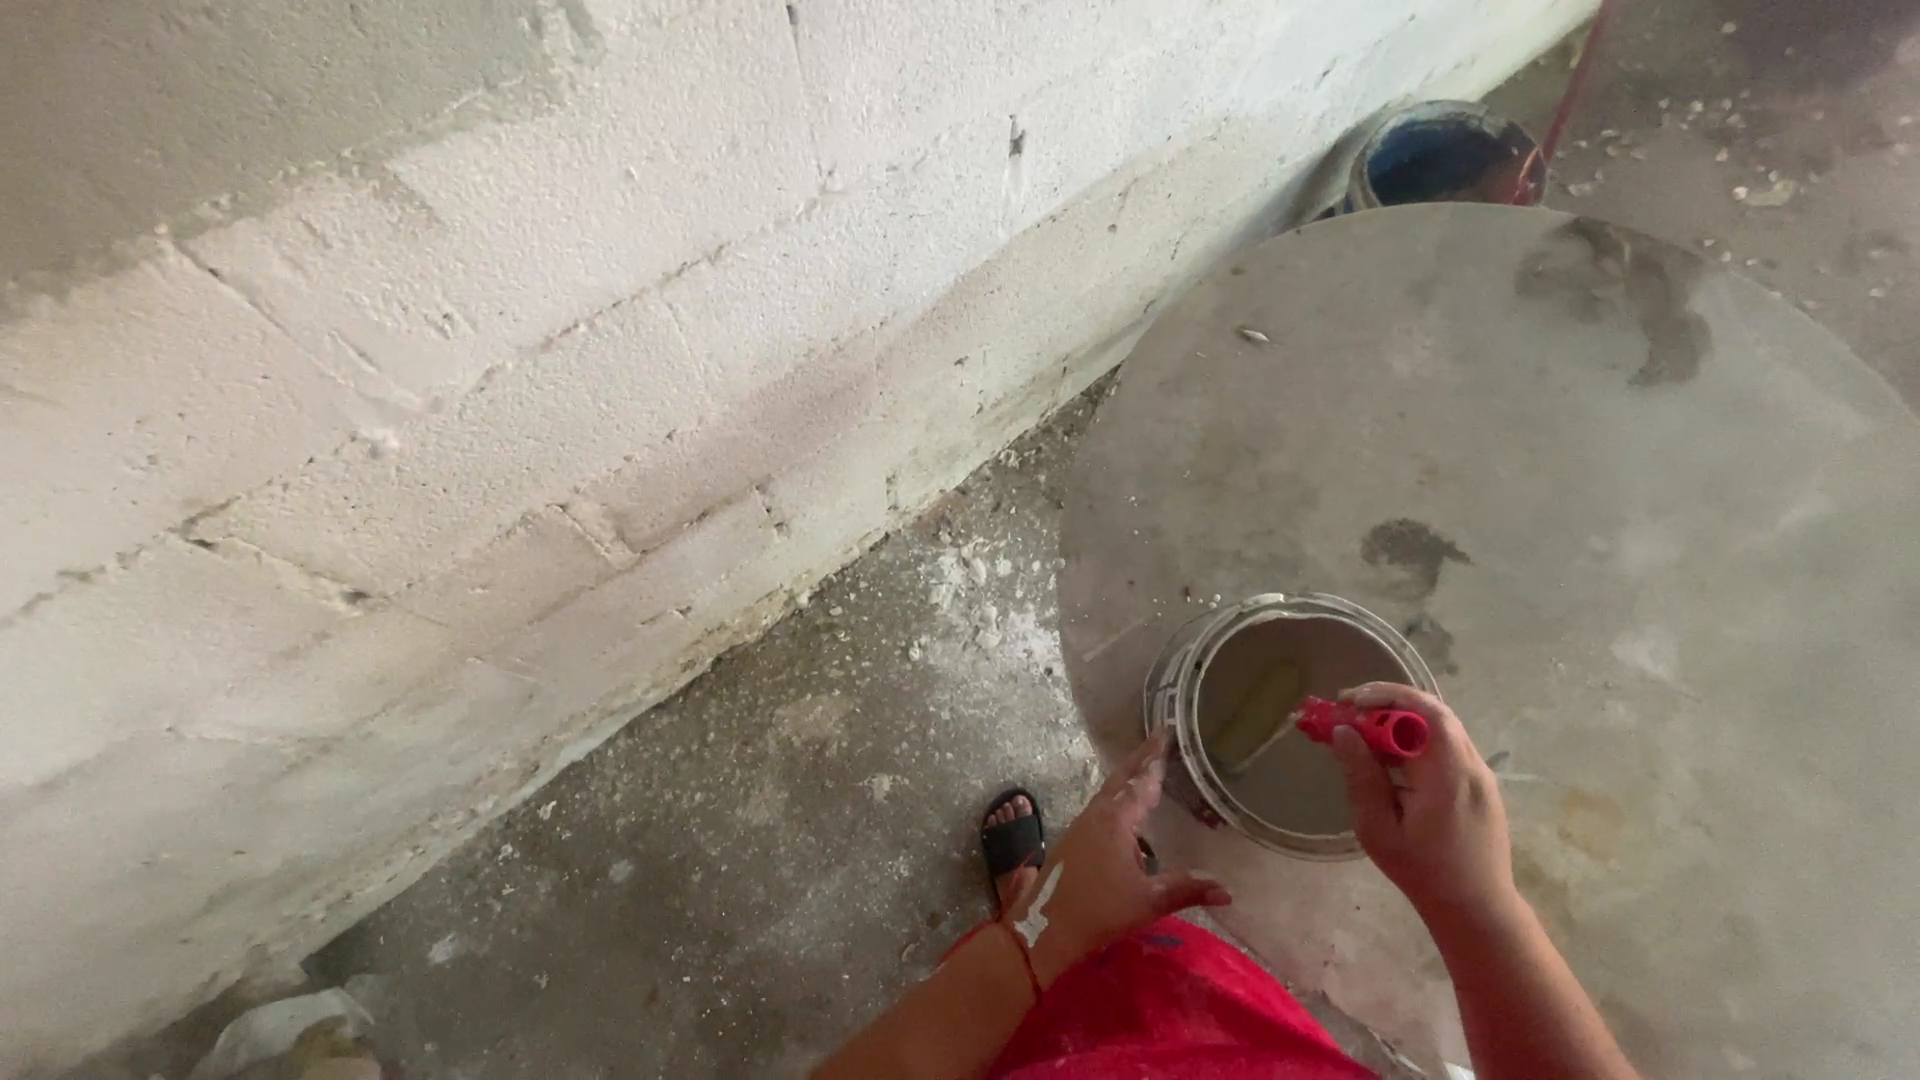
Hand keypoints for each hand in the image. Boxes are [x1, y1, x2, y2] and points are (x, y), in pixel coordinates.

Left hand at [999, 728, 1231, 986]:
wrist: (1045, 926)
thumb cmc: (1099, 911)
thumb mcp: (1148, 902)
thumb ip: (1186, 890)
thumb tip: (1227, 892)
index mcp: (1116, 821)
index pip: (1142, 782)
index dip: (1156, 759)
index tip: (1167, 734)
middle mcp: (1098, 814)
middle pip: (1122, 777)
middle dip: (1141, 757)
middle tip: (1159, 736)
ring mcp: (1082, 823)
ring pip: (1109, 789)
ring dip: (1128, 774)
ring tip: (1146, 764)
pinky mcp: (1075, 836)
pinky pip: (1101, 803)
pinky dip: (1117, 792)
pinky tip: (1124, 803)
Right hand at [1331, 683, 1515, 921]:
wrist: (1476, 909)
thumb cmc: (1422, 871)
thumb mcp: (1377, 828)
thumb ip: (1361, 776)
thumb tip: (1344, 731)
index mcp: (1448, 775)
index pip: (1424, 712)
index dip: (1385, 696)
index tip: (1347, 702)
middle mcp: (1471, 767)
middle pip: (1433, 712)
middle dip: (1387, 703)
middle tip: (1349, 711)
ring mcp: (1480, 775)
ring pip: (1440, 727)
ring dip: (1399, 720)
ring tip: (1362, 732)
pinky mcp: (1480, 785)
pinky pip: (1446, 746)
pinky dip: (1414, 738)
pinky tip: (1388, 757)